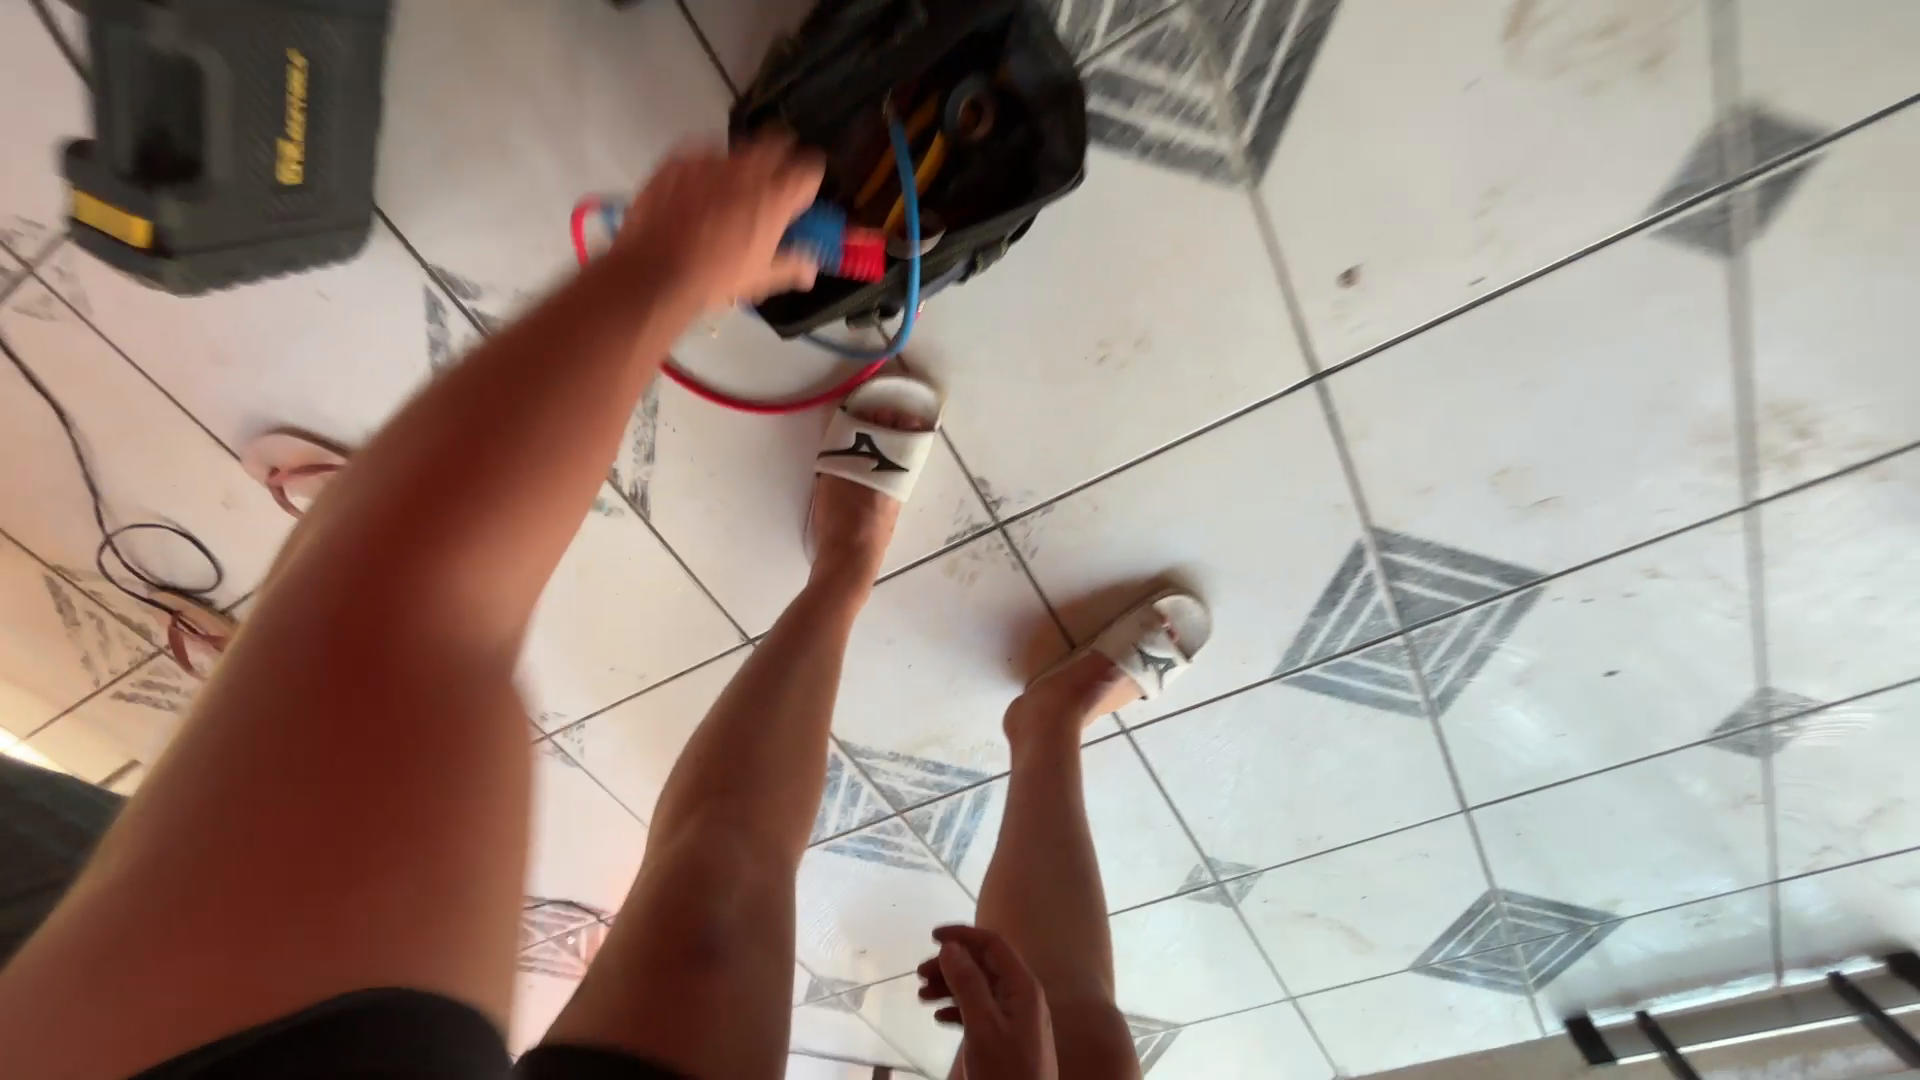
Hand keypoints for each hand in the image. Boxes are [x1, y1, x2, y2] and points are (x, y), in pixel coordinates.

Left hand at [613, 131, 824, 308]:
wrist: (656, 272)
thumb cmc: (714, 278)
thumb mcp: (761, 278)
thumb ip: (792, 265)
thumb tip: (809, 267)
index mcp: (775, 198)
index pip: (809, 169)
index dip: (808, 180)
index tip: (802, 192)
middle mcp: (746, 171)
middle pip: (776, 143)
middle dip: (779, 159)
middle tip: (773, 182)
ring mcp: (709, 161)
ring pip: (738, 150)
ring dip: (742, 166)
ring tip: (730, 195)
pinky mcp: (678, 160)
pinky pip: (700, 155)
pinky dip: (706, 171)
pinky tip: (698, 197)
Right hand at [918, 925, 1057, 1079]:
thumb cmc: (1005, 1073)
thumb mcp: (982, 1027)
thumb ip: (967, 983)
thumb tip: (950, 947)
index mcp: (1022, 986)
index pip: (992, 943)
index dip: (963, 935)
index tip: (932, 937)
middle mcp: (1021, 997)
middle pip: (983, 965)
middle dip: (951, 964)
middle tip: (919, 974)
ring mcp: (1015, 1019)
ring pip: (979, 988)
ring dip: (950, 987)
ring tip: (922, 996)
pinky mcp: (1008, 1039)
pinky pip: (980, 1011)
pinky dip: (958, 1009)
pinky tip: (939, 1018)